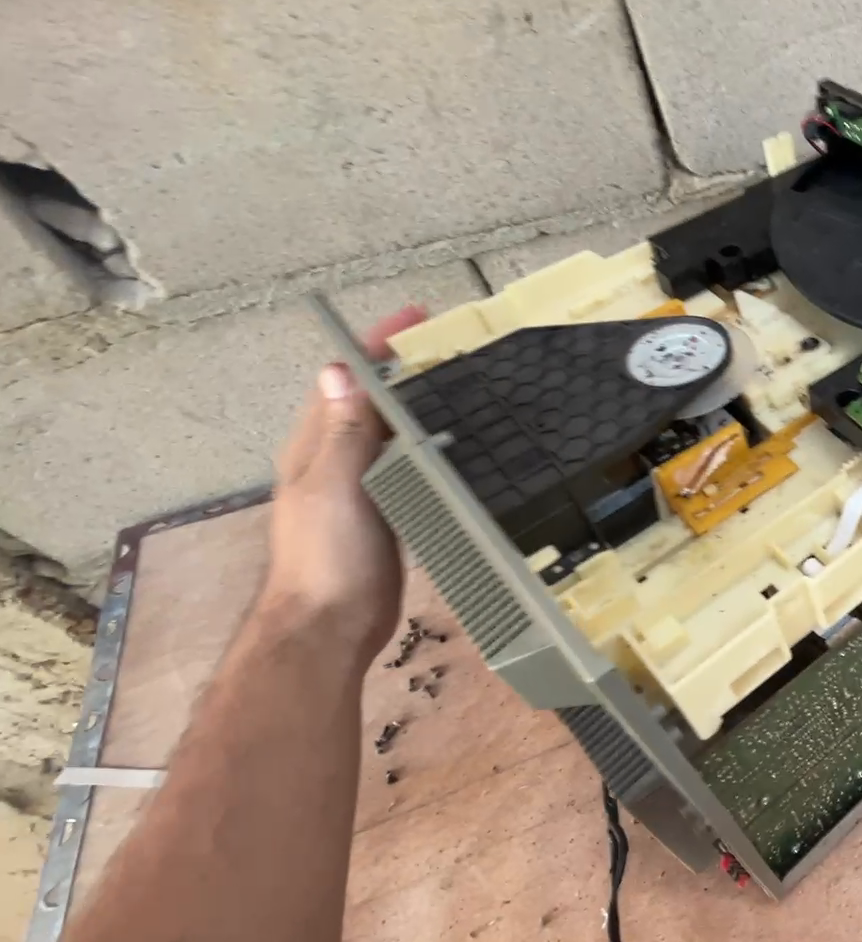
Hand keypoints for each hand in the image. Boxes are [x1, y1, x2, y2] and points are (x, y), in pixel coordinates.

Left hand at [257, 307, 426, 668]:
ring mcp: (362, 485)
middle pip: (371, 400)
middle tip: (453, 348)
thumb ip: (341, 433)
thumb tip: (339, 371)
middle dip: (404, 367)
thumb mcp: (333, 488)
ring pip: (393, 431)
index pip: (346, 381)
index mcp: (317, 446)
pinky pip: (410, 463)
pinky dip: (431, 443)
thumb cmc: (327, 556)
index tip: (416, 317)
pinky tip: (459, 446)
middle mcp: (336, 458)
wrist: (332, 623)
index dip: (375, 345)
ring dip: (420, 403)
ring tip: (465, 385)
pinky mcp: (388, 510)